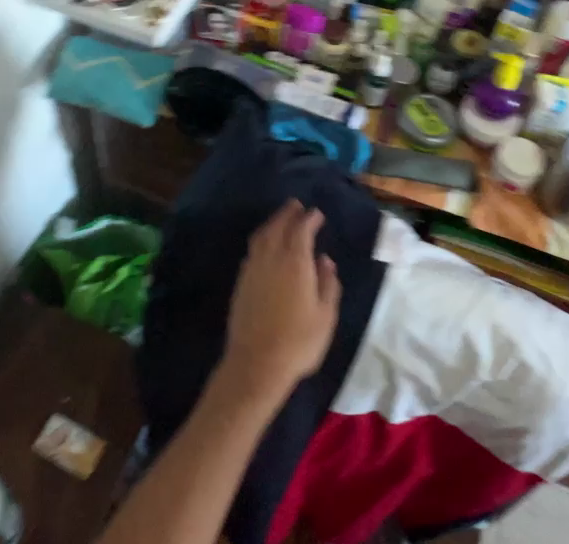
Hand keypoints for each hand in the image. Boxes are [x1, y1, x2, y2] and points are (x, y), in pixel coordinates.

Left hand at [219, 200, 341, 399]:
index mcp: (295, 263)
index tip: (316, 213)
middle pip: (278, 226)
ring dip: (272, 223)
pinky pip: (252, 251)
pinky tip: (265, 246)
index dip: (309, 219)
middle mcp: (271, 259)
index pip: (301, 230)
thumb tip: (325, 260)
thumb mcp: (325, 315)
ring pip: (261, 236)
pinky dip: (261, 240)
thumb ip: (327, 284)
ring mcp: (252, 270)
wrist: (257, 364)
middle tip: (296, 205)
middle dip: (287, 214)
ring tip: (281, 219)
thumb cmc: (299, 341)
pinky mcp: (241, 283)